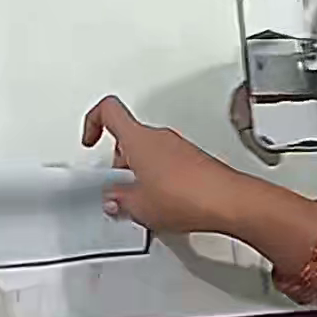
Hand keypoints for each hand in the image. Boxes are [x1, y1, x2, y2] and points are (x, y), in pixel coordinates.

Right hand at [81, 95, 283, 235]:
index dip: (92, 121)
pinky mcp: (193, 159)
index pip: (109, 111)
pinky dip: (158, 175)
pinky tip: (161, 201)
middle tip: (117, 187)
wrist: (227, 200)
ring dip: (139, 170)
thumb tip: (115, 197)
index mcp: (140, 139)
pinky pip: (167, 161)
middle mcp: (160, 136)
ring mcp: (179, 146)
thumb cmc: (188, 194)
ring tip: (141, 200)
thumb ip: (119, 198)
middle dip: (118, 161)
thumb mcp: (138, 206)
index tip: (89, 139)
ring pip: (148, 150)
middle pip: (129, 136)